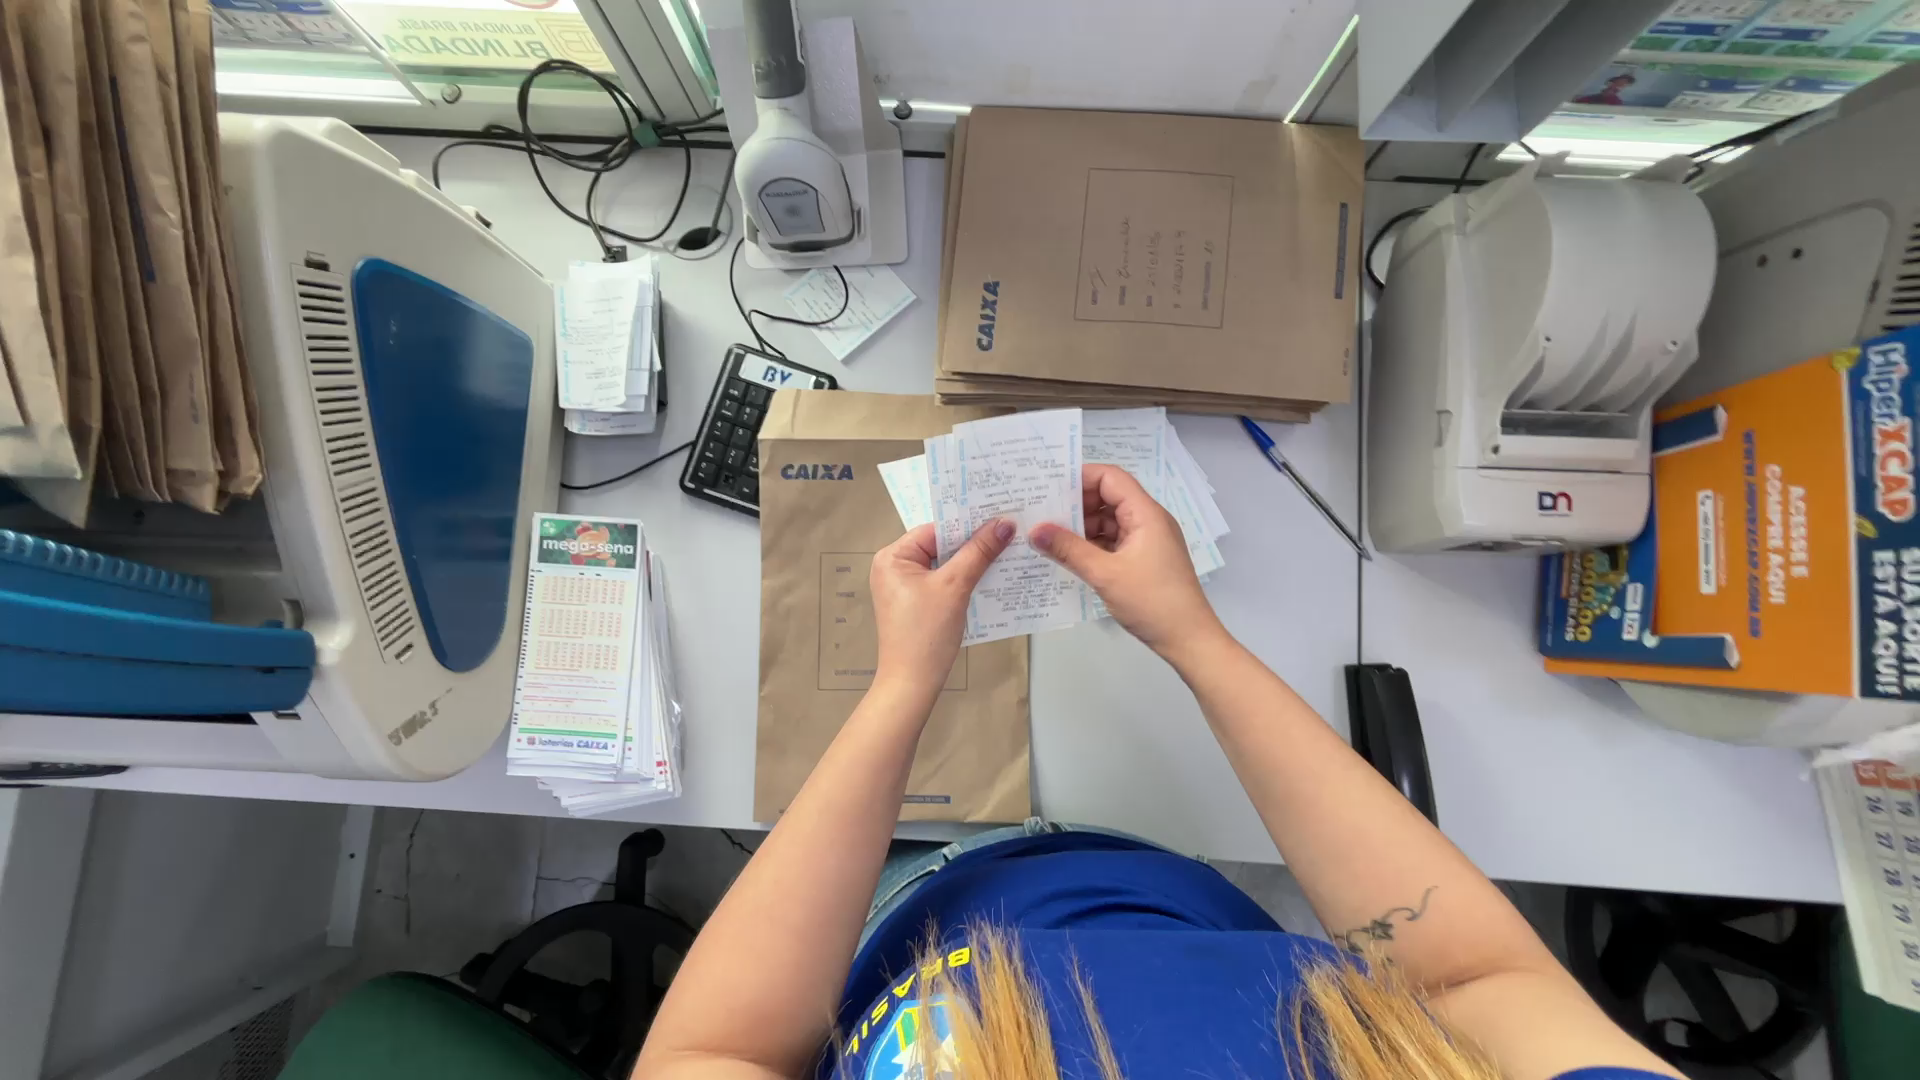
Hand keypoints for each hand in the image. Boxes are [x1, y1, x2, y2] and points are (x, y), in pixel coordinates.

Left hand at [870, 518, 1013, 695]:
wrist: (912, 683)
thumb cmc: (926, 633)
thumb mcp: (955, 587)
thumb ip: (979, 552)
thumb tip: (1005, 523)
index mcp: (893, 557)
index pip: (936, 529)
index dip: (968, 523)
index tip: (1000, 516)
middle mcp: (894, 567)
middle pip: (941, 545)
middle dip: (973, 542)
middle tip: (1009, 530)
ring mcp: (905, 587)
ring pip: (945, 564)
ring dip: (972, 562)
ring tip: (1006, 551)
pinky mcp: (916, 604)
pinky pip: (944, 582)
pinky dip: (965, 580)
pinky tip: (991, 578)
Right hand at [1031, 464, 1225, 658]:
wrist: (1188, 639)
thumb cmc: (1151, 600)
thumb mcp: (1104, 574)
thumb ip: (1068, 549)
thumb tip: (1035, 530)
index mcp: (1145, 513)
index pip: (1110, 478)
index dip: (1080, 477)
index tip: (1048, 487)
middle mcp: (1148, 520)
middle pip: (1108, 497)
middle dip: (1075, 504)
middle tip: (1040, 512)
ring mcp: (1146, 540)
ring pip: (1108, 521)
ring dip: (1081, 527)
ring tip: (1048, 536)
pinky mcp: (1143, 559)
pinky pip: (1113, 541)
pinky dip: (1091, 545)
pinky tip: (1067, 555)